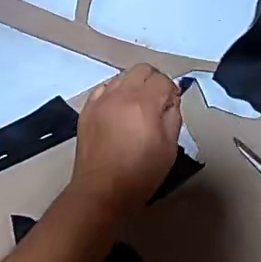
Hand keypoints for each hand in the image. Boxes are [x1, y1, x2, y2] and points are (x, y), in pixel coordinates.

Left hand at [69, 65, 182, 210]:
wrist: (101, 192)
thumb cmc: (140, 174)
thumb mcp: (169, 148)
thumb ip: (173, 117)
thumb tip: (170, 100)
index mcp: (143, 105)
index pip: (162, 80)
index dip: (171, 91)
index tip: (172, 106)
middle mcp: (120, 96)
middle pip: (142, 70)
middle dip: (154, 81)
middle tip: (158, 102)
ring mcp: (100, 101)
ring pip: (122, 76)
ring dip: (134, 85)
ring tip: (137, 108)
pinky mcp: (87, 110)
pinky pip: (104, 88)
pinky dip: (115, 93)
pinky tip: (119, 111)